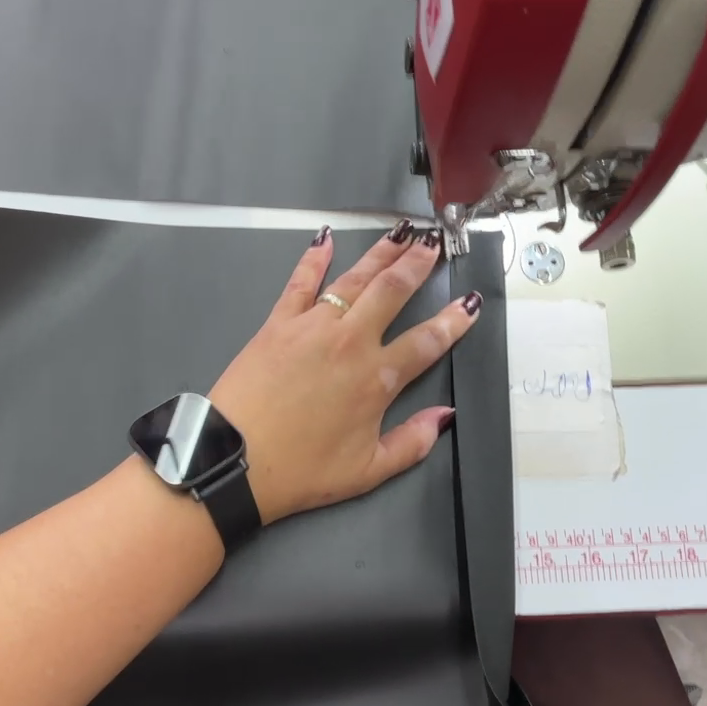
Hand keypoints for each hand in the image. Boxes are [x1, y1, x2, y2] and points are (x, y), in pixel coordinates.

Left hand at [208, 221, 481, 523]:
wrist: (236, 460)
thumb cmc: (302, 471)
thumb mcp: (368, 472)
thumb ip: (412, 443)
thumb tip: (444, 416)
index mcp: (377, 379)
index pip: (427, 341)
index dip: (454, 321)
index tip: (470, 303)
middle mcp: (351, 342)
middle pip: (392, 292)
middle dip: (417, 265)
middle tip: (434, 244)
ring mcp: (313, 327)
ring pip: (354, 279)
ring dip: (380, 254)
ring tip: (401, 233)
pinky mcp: (278, 323)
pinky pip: (300, 282)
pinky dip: (314, 258)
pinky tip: (325, 239)